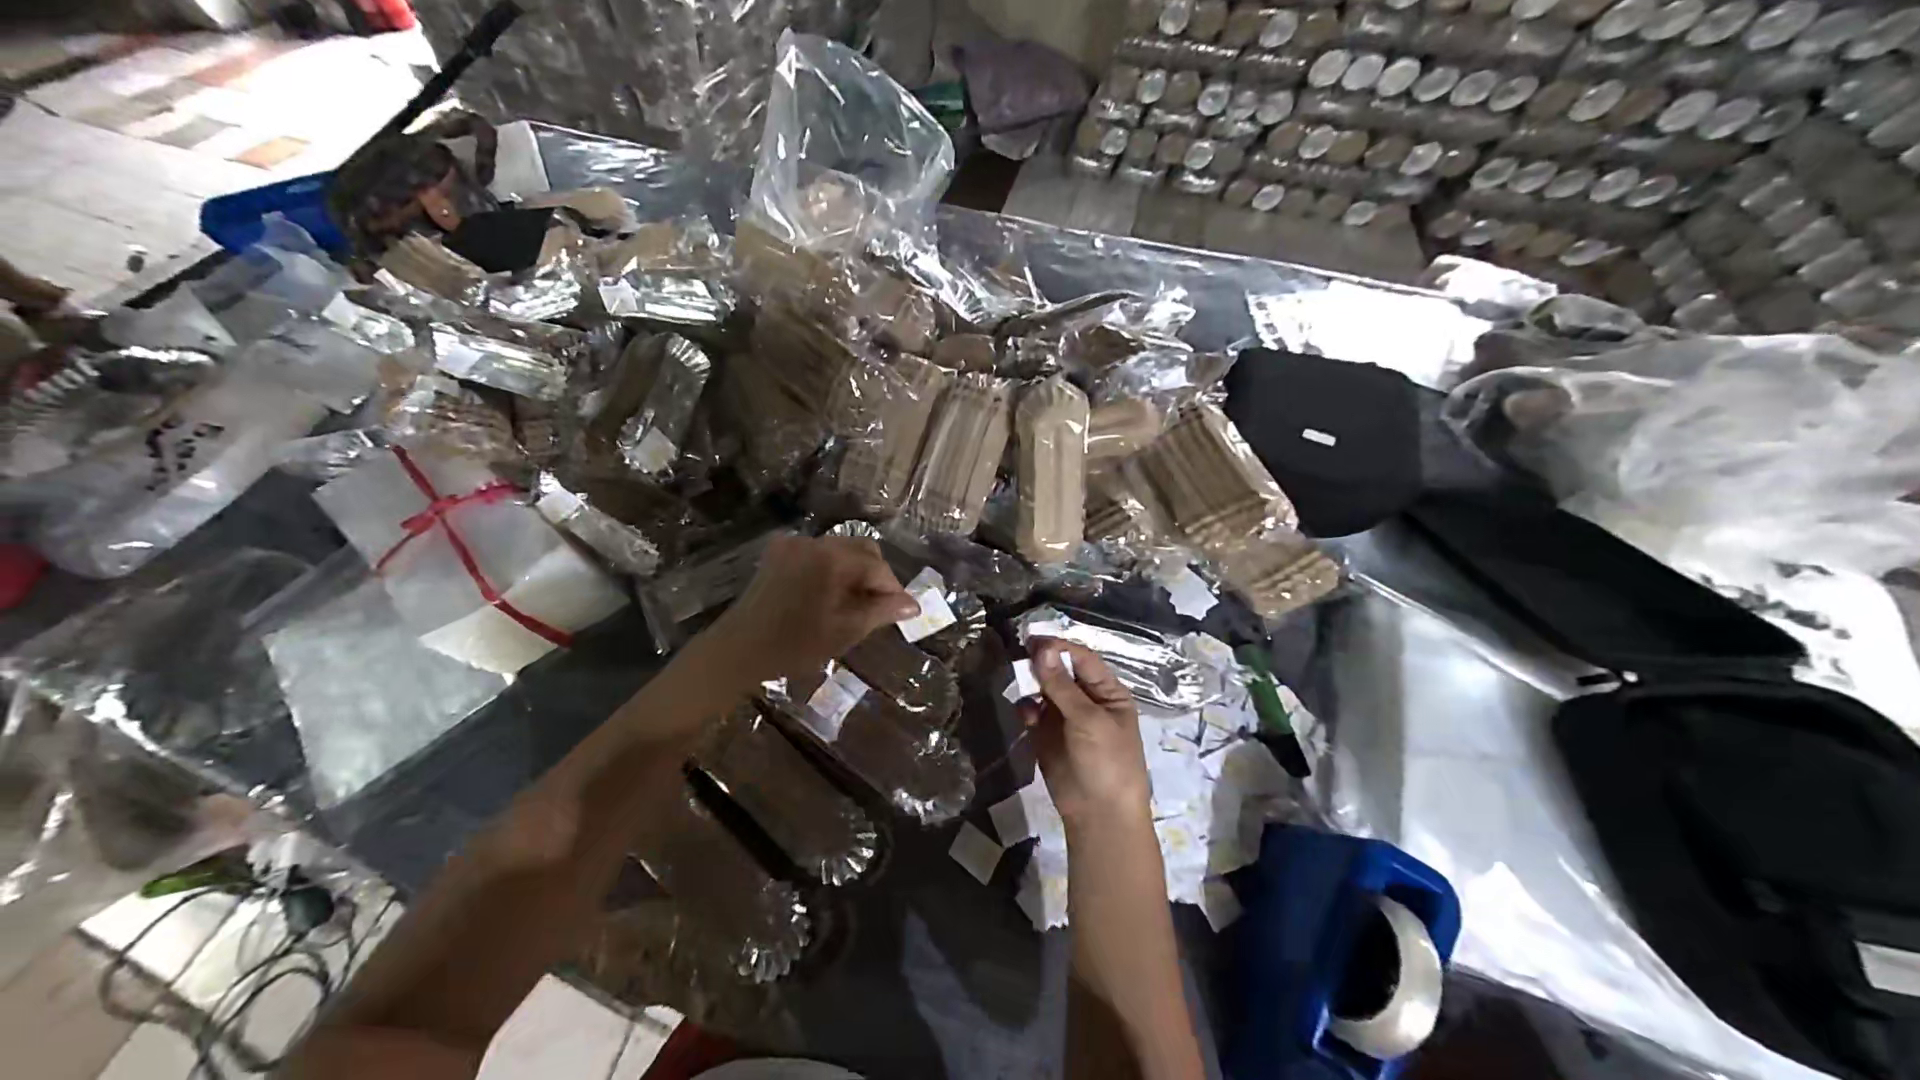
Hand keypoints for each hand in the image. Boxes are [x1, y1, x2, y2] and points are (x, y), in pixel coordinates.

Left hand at [705, 534, 919, 687]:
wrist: (738, 650)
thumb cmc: (794, 645)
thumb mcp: (846, 631)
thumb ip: (882, 611)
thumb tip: (913, 604)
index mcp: (832, 559)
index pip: (877, 566)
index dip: (892, 589)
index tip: (898, 613)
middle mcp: (814, 542)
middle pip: (861, 549)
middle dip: (874, 576)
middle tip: (876, 609)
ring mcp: (793, 545)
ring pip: (840, 550)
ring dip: (853, 572)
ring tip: (852, 605)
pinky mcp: (777, 554)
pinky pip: (817, 554)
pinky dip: (830, 569)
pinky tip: (826, 596)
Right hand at [1017, 638, 1151, 825]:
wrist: (1099, 814)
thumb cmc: (1107, 761)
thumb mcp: (1089, 719)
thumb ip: (1062, 685)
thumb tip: (1042, 649)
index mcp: (1108, 692)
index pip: (1082, 659)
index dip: (1059, 648)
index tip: (1033, 640)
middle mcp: (1086, 700)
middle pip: (1060, 671)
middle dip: (1041, 663)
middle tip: (1018, 654)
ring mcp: (1065, 718)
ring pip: (1043, 690)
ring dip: (1031, 685)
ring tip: (1019, 683)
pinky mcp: (1046, 735)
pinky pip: (1032, 712)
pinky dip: (1026, 709)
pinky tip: (1024, 715)